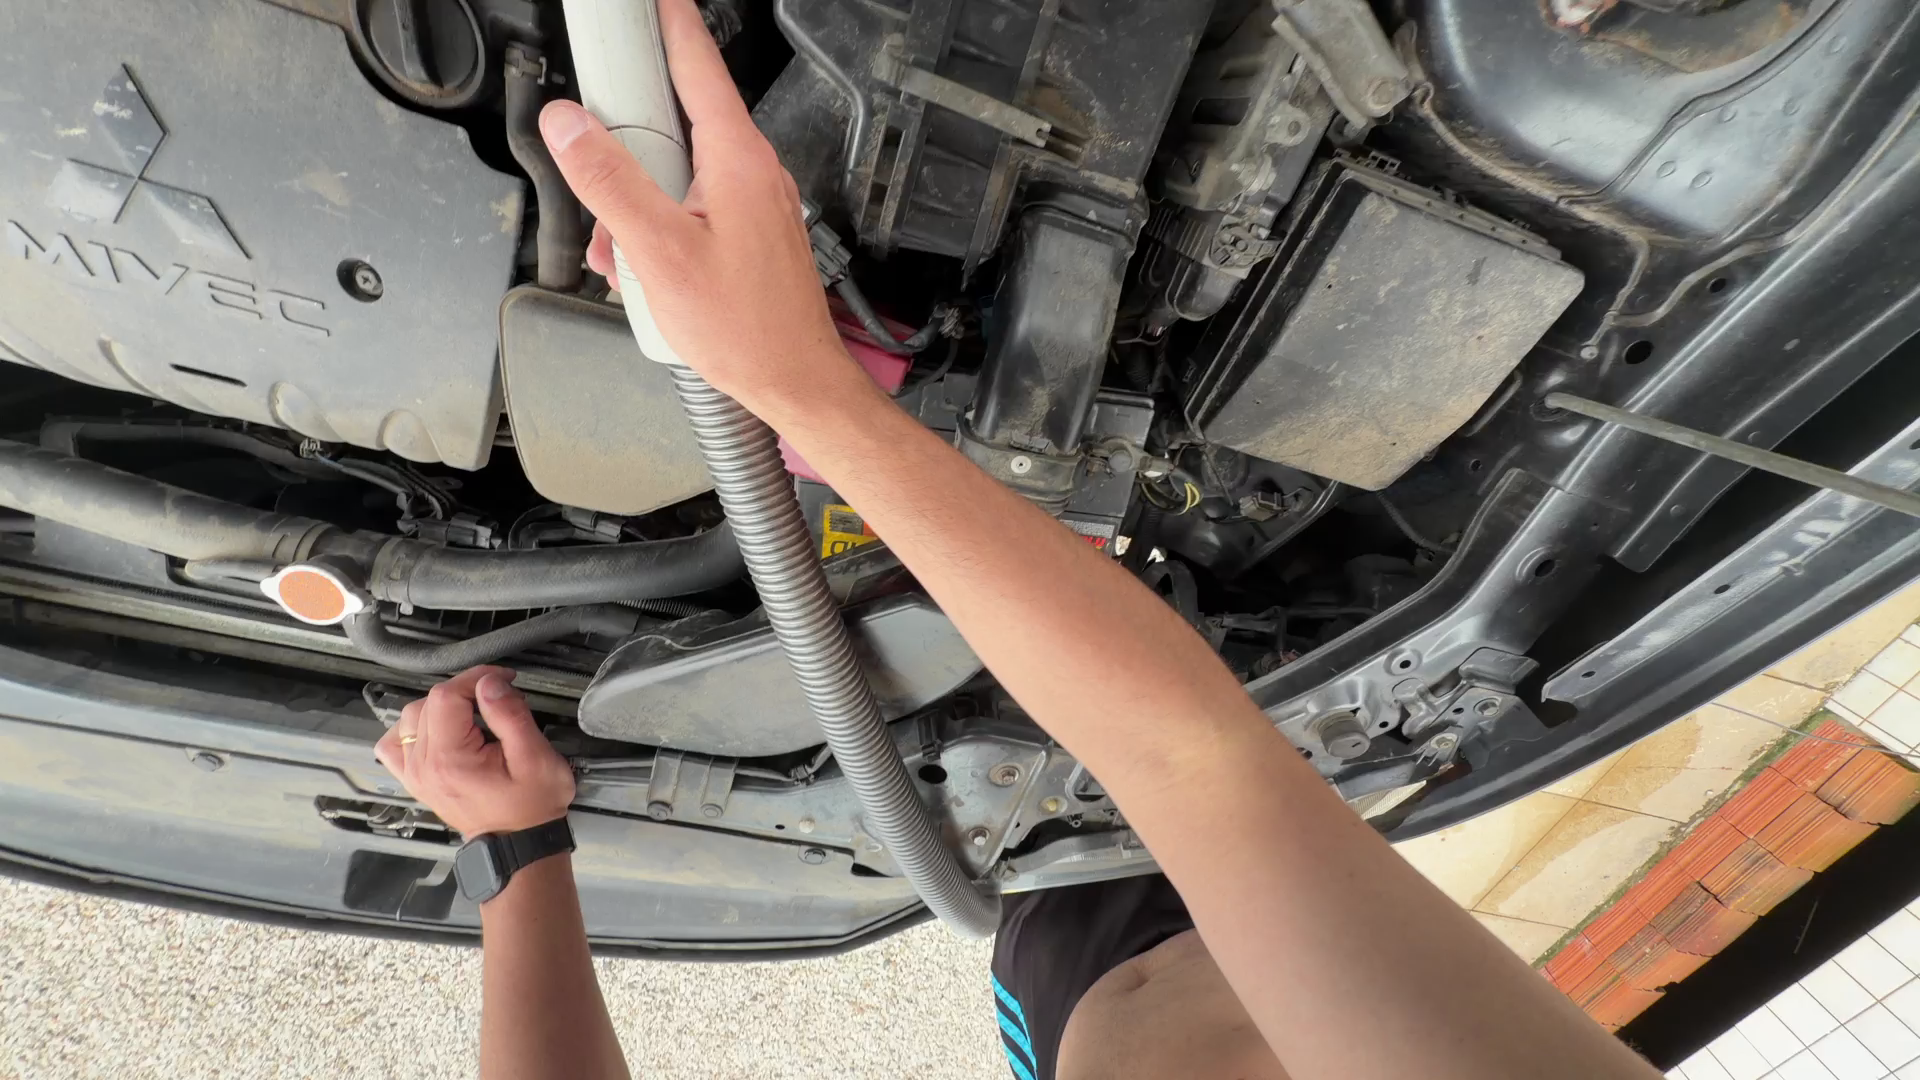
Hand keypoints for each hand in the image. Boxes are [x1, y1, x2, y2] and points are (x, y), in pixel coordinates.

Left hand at [374, 666, 574, 836]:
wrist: (519, 841)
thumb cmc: (533, 802)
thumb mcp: (535, 755)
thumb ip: (510, 715)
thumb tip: (491, 683)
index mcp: (450, 759)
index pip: (446, 696)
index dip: (476, 678)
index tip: (506, 679)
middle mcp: (423, 766)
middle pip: (426, 703)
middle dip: (464, 689)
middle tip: (499, 696)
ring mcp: (414, 774)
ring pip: (409, 718)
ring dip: (442, 705)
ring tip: (475, 711)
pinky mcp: (415, 779)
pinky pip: (395, 743)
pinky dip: (414, 728)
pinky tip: (441, 729)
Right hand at [537, 0, 862, 411]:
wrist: (795, 381)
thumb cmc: (749, 331)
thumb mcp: (661, 254)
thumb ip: (610, 183)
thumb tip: (568, 124)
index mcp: (737, 160)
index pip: (694, 58)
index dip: (661, 16)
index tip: (638, 1)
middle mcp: (753, 173)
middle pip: (672, 119)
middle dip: (624, 151)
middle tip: (606, 194)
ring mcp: (754, 205)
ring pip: (677, 173)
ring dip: (637, 206)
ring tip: (628, 255)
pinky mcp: (750, 235)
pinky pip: (693, 210)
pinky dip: (662, 231)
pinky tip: (648, 271)